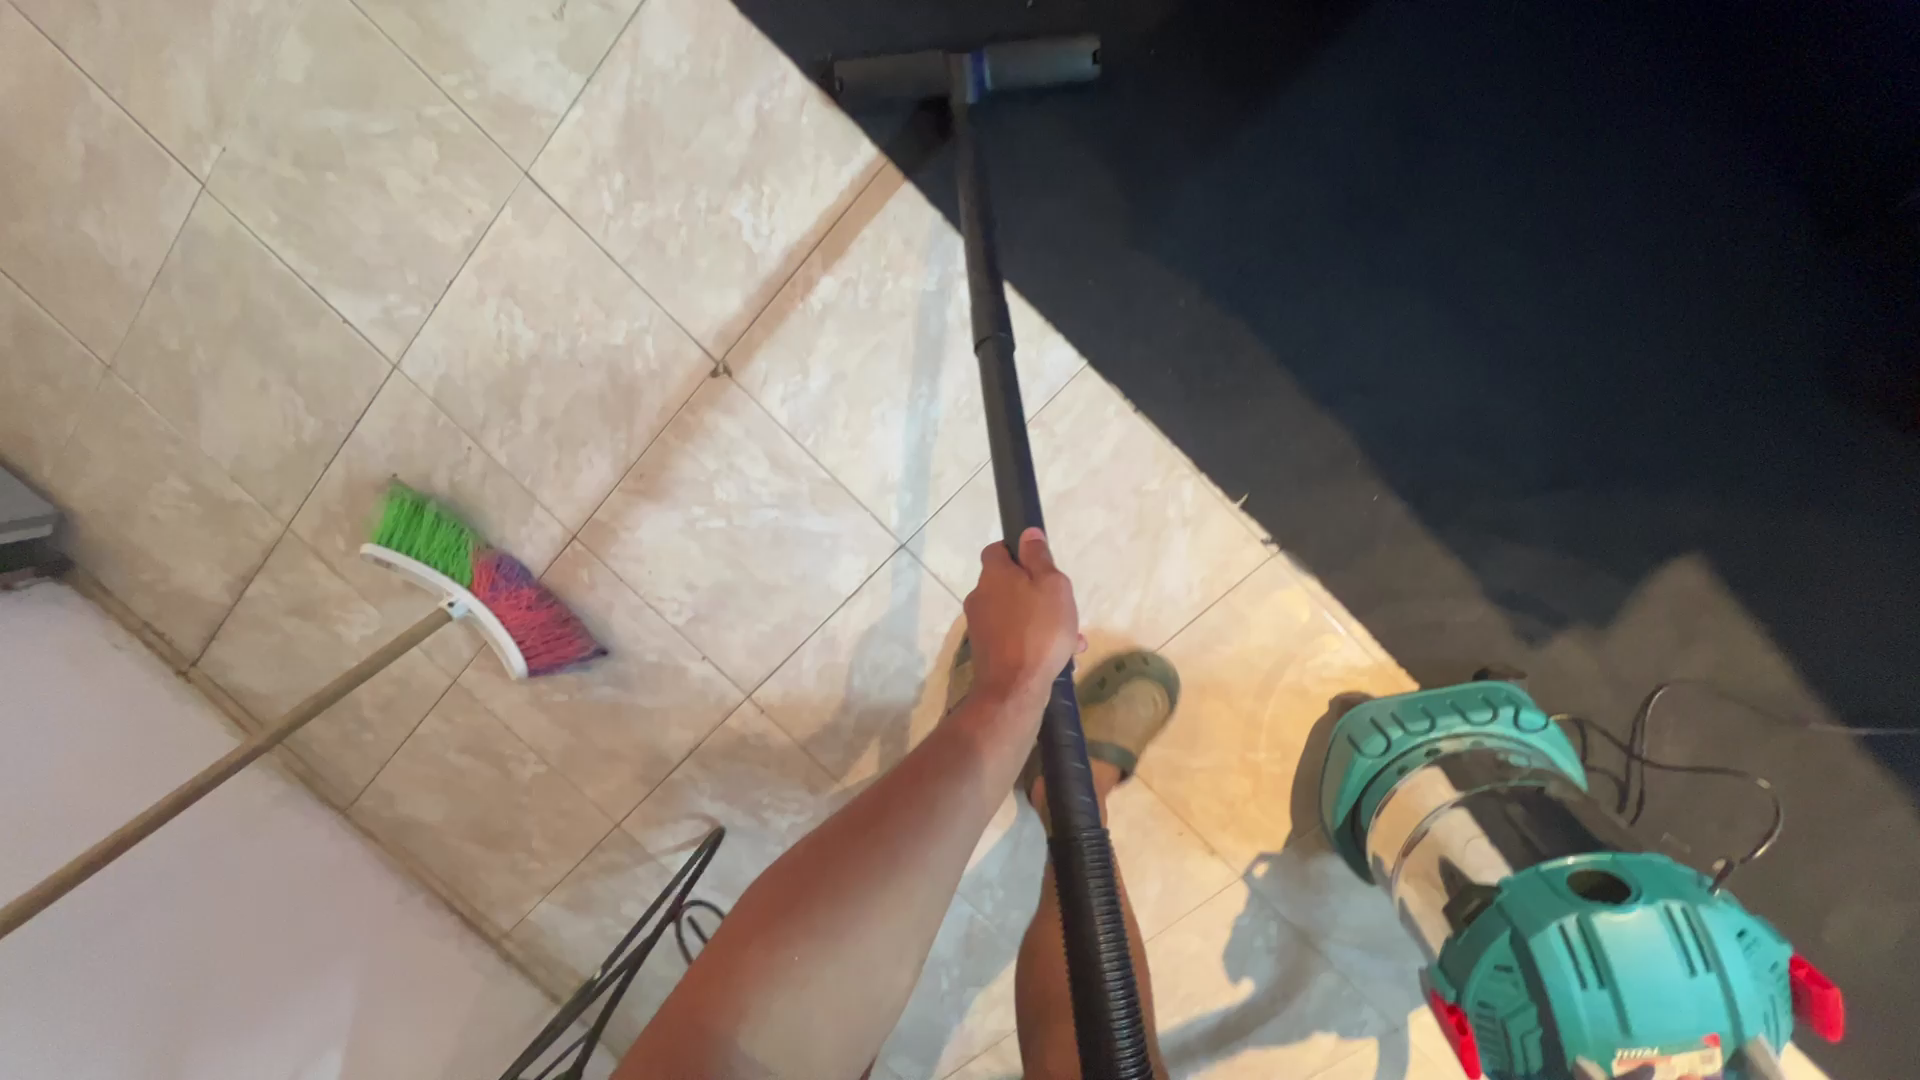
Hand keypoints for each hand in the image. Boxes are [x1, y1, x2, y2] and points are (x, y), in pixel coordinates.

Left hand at [962, 528, 1079, 712]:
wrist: (1014, 688)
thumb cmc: (1039, 630)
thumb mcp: (1052, 585)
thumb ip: (1039, 558)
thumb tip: (1027, 533)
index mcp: (994, 574)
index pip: (997, 550)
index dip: (1018, 552)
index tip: (1040, 564)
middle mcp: (980, 596)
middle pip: (1009, 584)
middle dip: (1038, 594)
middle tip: (1064, 608)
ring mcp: (981, 625)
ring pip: (1016, 614)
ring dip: (1043, 622)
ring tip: (1072, 640)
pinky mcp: (986, 651)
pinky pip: (1014, 637)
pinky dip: (1034, 642)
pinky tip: (1061, 657)